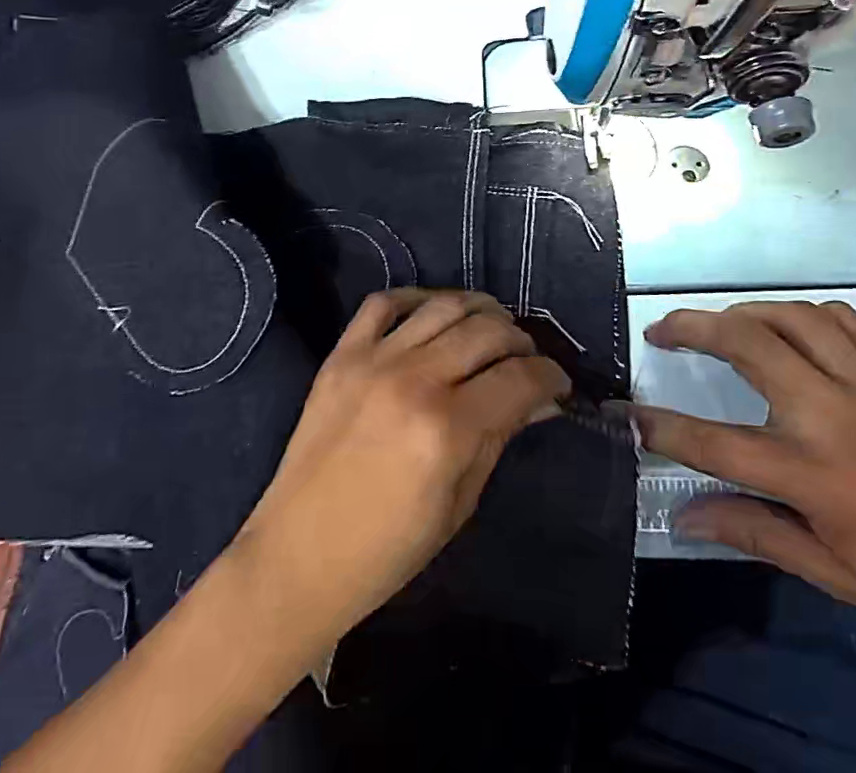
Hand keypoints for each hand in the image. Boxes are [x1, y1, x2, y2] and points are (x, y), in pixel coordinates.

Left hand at [234, 288, 569, 639]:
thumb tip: (539, 402)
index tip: (558, 385)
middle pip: (488, 331)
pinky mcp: (339, 357)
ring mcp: (372, 361)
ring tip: (492, 330)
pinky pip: (383, 303)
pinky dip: (417, 299)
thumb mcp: (460, 502)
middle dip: (521, 343)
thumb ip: (500, 437)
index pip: (519, 378)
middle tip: (526, 363)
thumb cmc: (388, 549)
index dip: (550, 377)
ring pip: (444, 306)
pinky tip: (435, 314)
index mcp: (447, 429)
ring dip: (481, 311)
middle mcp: (413, 380)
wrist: (298, 557)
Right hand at [630, 300, 855, 679]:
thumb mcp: (834, 574)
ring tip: (717, 324)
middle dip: (693, 327)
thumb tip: (684, 513)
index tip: (624, 414)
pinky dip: (803, 314)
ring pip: (795, 318)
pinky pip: (844, 322)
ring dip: (745, 311)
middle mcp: (837, 415)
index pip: (714, 443)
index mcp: (817, 476)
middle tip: (660, 331)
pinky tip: (787, 328)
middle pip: (749, 344)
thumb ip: (753, 531)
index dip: (659, 428)